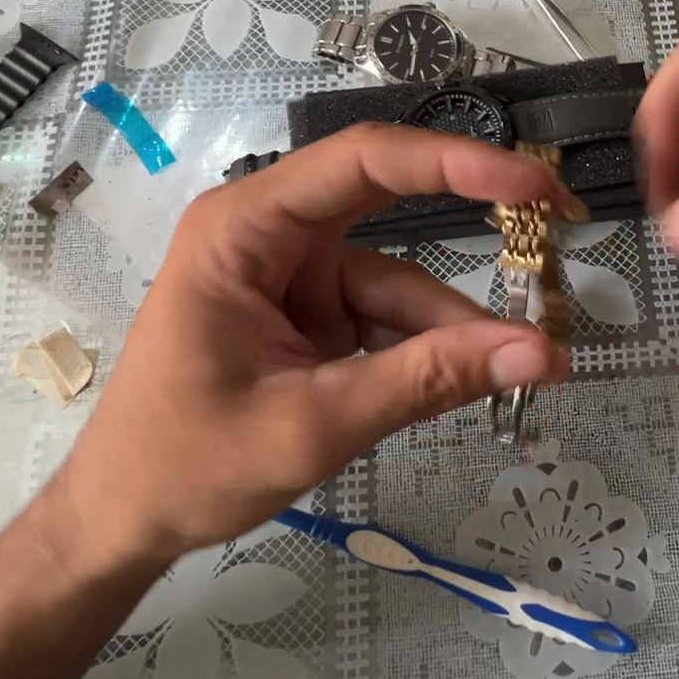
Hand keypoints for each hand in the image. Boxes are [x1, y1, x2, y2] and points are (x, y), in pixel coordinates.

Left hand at [53, 124, 573, 565]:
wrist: (124, 517)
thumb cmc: (188, 462)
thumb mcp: (315, 423)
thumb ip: (427, 382)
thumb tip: (538, 352)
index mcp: (246, 226)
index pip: (362, 162)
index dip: (453, 161)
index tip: (529, 182)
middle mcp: (274, 229)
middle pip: (387, 195)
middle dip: (472, 205)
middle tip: (555, 212)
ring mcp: (297, 270)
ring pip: (400, 277)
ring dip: (454, 323)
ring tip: (527, 362)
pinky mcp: (315, 309)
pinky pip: (390, 316)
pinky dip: (430, 347)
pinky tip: (472, 376)